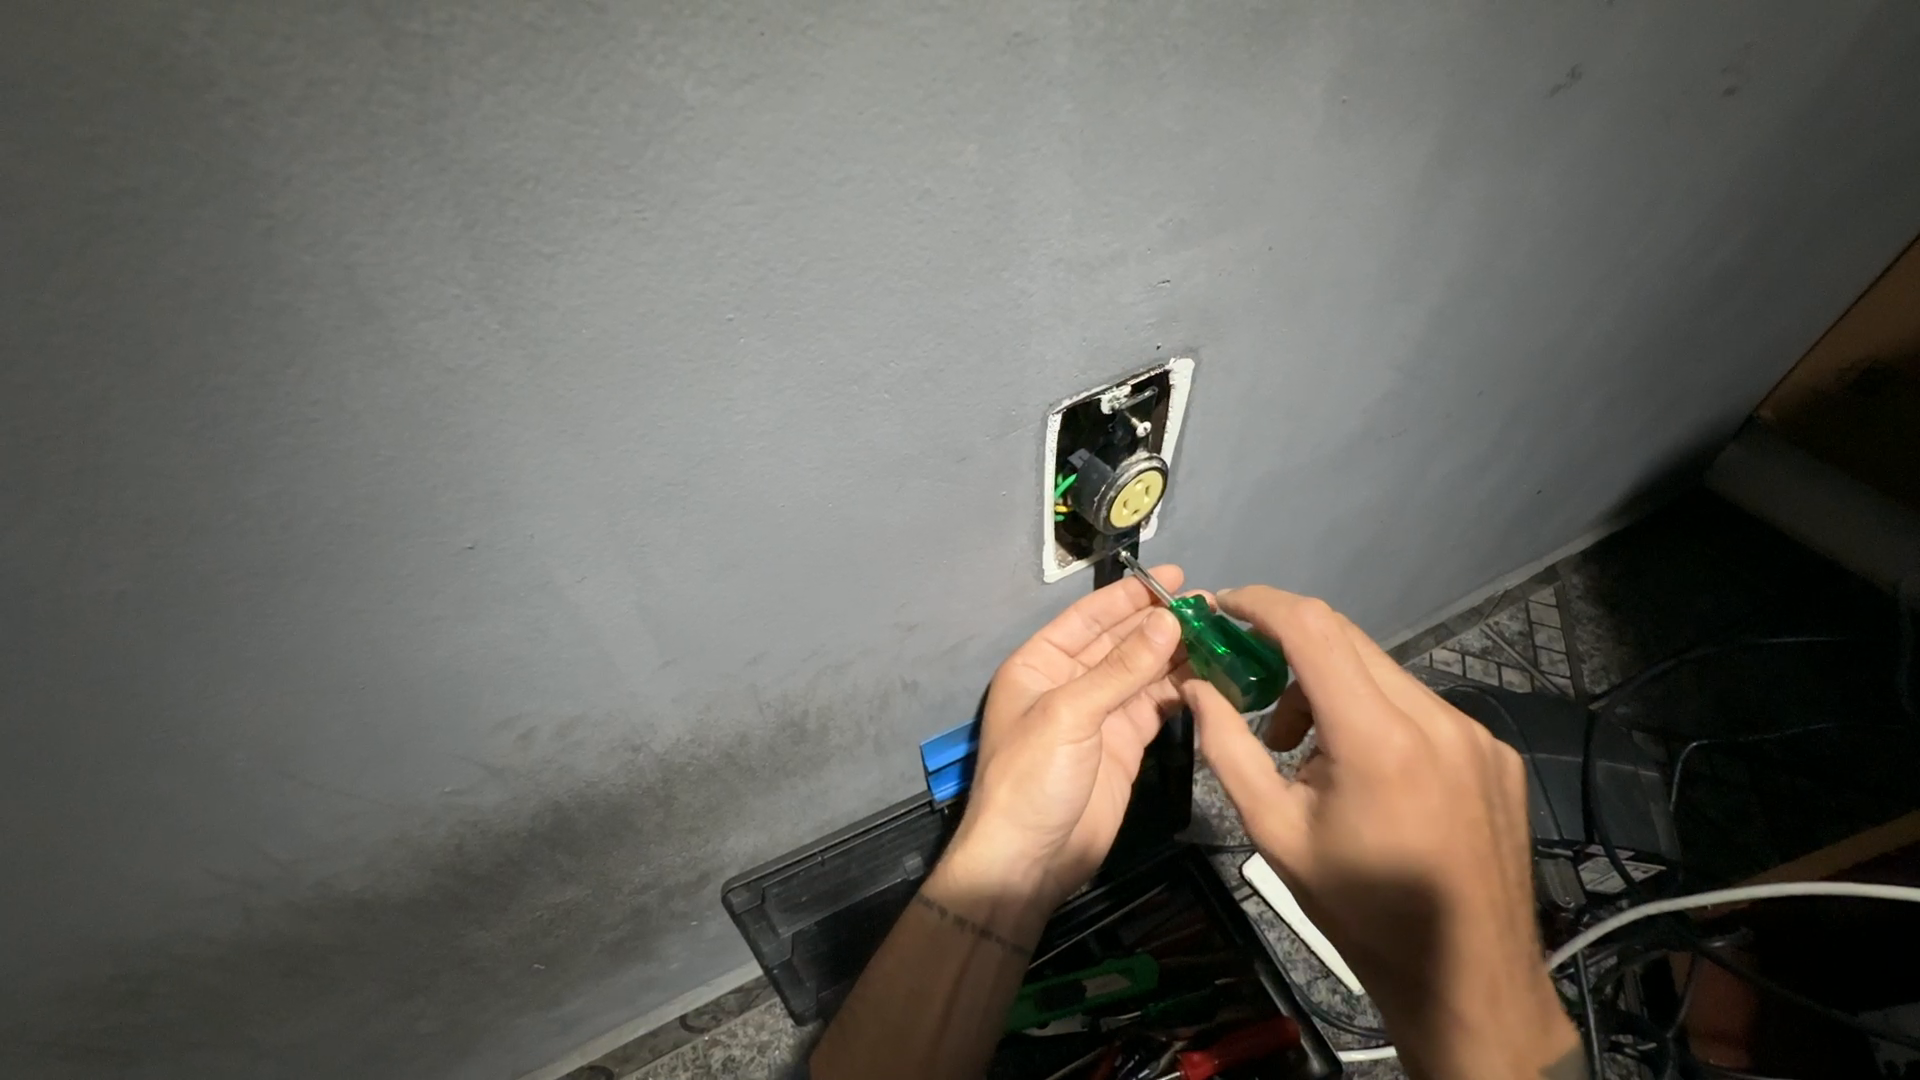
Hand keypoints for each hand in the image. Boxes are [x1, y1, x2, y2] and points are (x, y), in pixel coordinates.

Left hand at [948, 565, 1187, 909]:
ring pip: (1141, 673)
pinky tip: (1210, 675)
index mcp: (1040, 665)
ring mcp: (1098, 714)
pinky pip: (1154, 706)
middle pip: (1119, 643)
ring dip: (1175, 654)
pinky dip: (1180, 691)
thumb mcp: (1070, 714)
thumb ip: (1121, 669)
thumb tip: (1167, 621)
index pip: (1087, 619)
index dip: (1128, 598)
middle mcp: (1069, 682)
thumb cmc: (1033, 777)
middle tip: (1208, 604)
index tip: (1171, 578)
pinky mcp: (1124, 743)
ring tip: (1219, 633)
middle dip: (1159, 623)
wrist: (1031, 859)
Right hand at [1183, 587, 1578, 1079]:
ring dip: (1327, 684)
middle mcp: (1435, 719)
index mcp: (1377, 738)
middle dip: (1286, 645)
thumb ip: (1227, 747)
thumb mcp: (1272, 830)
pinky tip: (1361, 767)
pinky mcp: (1493, 751)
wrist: (1467, 979)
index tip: (1223, 606)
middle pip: (1345, 639)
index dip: (1261, 603)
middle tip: (1248, 681)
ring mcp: (1473, 733)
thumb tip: (1195, 686)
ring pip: (1380, 670)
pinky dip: (1370, 710)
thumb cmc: (1356, 909)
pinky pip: (1415, 703)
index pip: (1313, 629)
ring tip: (1302, 745)